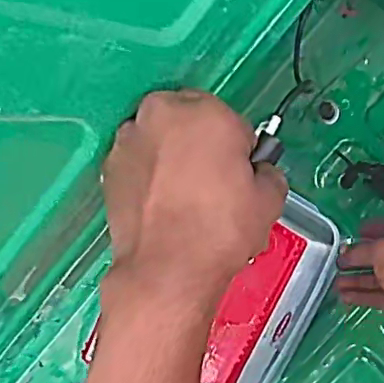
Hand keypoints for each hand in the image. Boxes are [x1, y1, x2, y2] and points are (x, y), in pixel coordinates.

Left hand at [100, 89, 286, 302]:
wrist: (168, 269)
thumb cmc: (216, 233)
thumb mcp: (270, 203)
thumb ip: (271, 175)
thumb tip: (263, 175)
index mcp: (208, 112)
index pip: (236, 124)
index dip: (243, 154)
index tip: (244, 176)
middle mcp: (163, 114)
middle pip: (196, 124)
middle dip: (208, 150)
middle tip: (220, 188)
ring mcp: (132, 138)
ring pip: (166, 142)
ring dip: (179, 161)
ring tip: (194, 203)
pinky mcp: (112, 165)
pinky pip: (143, 163)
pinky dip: (155, 178)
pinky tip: (170, 209)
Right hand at [334, 219, 383, 338]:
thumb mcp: (382, 250)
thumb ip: (363, 250)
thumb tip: (348, 253)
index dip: (372, 228)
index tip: (356, 231)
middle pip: (381, 256)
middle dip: (359, 258)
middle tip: (340, 260)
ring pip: (378, 279)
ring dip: (357, 280)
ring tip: (337, 281)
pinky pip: (378, 296)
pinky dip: (362, 295)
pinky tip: (346, 296)